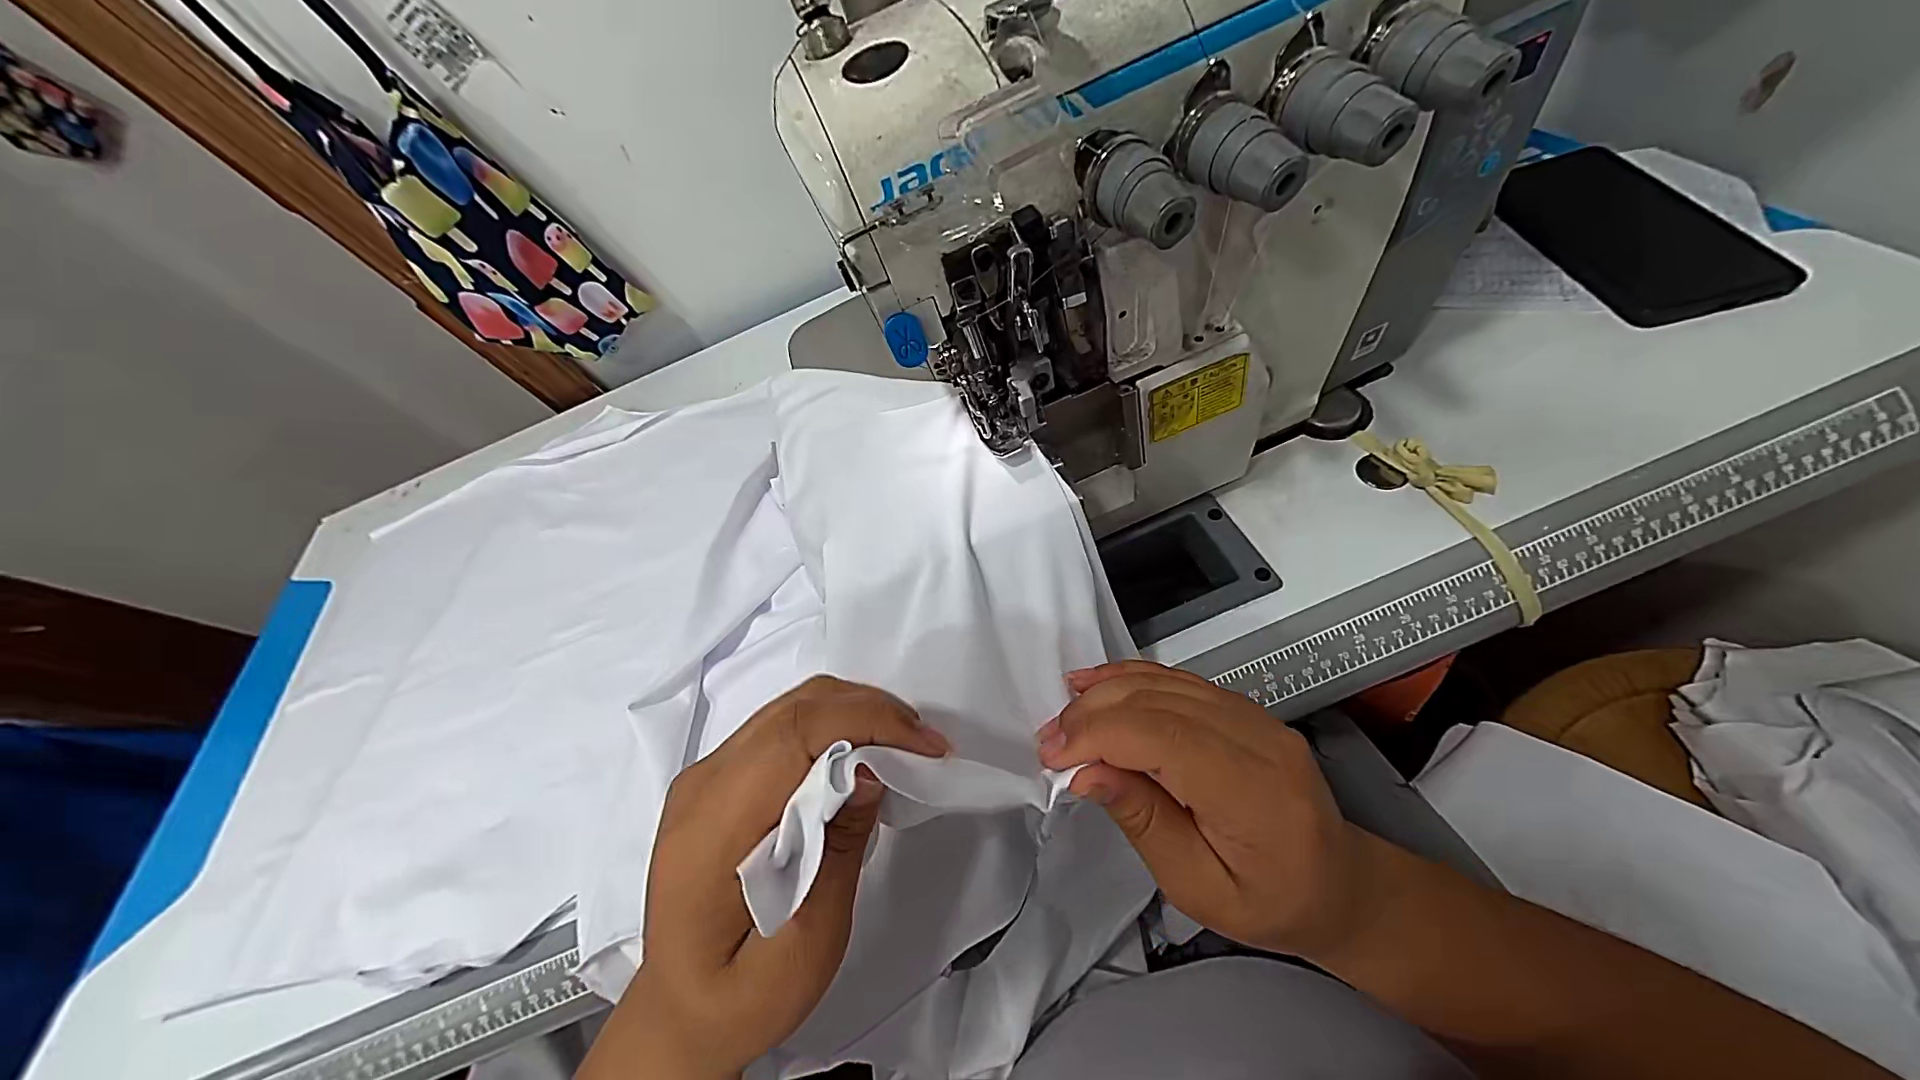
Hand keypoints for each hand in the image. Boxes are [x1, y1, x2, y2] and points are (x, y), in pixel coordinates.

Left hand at [581, 676, 950, 1079]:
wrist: (679, 1012)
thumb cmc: (737, 999)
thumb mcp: (804, 949)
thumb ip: (838, 852)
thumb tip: (872, 768)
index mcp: (712, 827)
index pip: (793, 733)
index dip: (867, 722)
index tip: (926, 748)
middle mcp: (703, 785)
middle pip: (794, 708)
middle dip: (871, 711)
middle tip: (926, 746)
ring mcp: (707, 776)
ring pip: (791, 708)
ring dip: (856, 714)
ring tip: (905, 748)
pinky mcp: (721, 779)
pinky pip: (783, 727)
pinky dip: (834, 726)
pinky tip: (864, 755)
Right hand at [1036, 660, 1367, 959]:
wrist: (1339, 883)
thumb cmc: (1274, 900)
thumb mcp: (1200, 888)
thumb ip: (1143, 823)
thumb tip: (1088, 774)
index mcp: (1254, 793)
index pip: (1164, 737)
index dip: (1100, 735)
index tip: (1055, 755)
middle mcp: (1259, 740)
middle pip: (1159, 701)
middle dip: (1092, 714)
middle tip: (1050, 741)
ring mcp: (1255, 716)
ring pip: (1165, 681)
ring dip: (1106, 693)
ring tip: (1064, 716)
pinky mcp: (1243, 708)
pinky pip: (1179, 680)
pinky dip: (1132, 680)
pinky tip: (1100, 686)